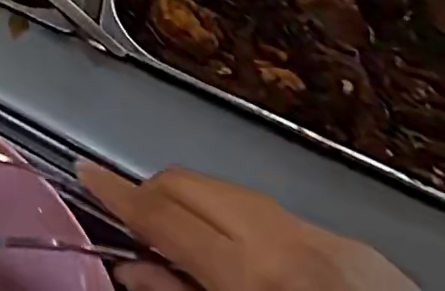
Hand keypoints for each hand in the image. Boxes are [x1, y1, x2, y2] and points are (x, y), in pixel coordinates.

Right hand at [76, 161, 418, 290]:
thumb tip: (130, 268)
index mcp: (253, 274)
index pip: (162, 215)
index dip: (117, 193)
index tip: (84, 171)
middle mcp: (287, 240)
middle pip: (188, 183)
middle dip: (154, 194)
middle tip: (137, 223)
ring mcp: (327, 238)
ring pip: (231, 191)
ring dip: (198, 206)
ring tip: (190, 242)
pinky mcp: (359, 248)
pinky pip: (280, 217)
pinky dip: (249, 227)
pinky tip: (257, 265)